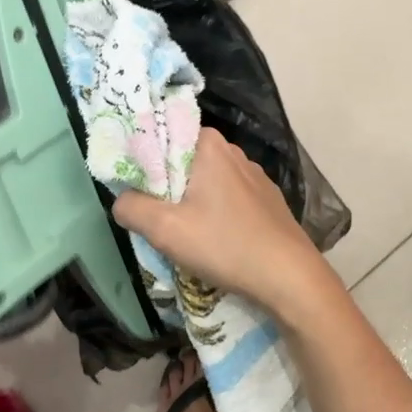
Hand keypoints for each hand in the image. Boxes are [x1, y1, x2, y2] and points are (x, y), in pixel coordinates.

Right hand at [113, 129, 335, 313]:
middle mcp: (233, 151)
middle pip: (182, 160)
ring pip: (205, 181)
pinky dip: (213, 212)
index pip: (162, 134)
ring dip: (189, 201)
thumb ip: (132, 208)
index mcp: (208, 144)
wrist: (289, 277)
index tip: (131, 185)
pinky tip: (213, 239)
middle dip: (163, 184)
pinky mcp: (266, 200)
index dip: (141, 157)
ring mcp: (254, 175)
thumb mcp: (165, 230)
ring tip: (180, 232)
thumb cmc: (225, 245)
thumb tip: (121, 200)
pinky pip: (227, 197)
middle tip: (150, 215)